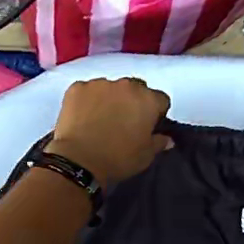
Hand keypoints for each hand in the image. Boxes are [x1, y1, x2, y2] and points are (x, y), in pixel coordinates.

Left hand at [48, 77, 172, 185]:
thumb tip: (167, 138)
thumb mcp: (145, 156)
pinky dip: (85, 100)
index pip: (159, 100)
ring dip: (108, 99)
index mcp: (148, 99)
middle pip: (134, 89)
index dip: (154, 113)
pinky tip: (81, 117)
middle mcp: (126, 85)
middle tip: (122, 122)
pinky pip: (85, 90)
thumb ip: (158, 142)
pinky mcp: (77, 88)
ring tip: (98, 120)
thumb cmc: (118, 159)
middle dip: (131, 102)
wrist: (79, 160)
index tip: (146, 126)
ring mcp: (100, 83)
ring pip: (109, 88)